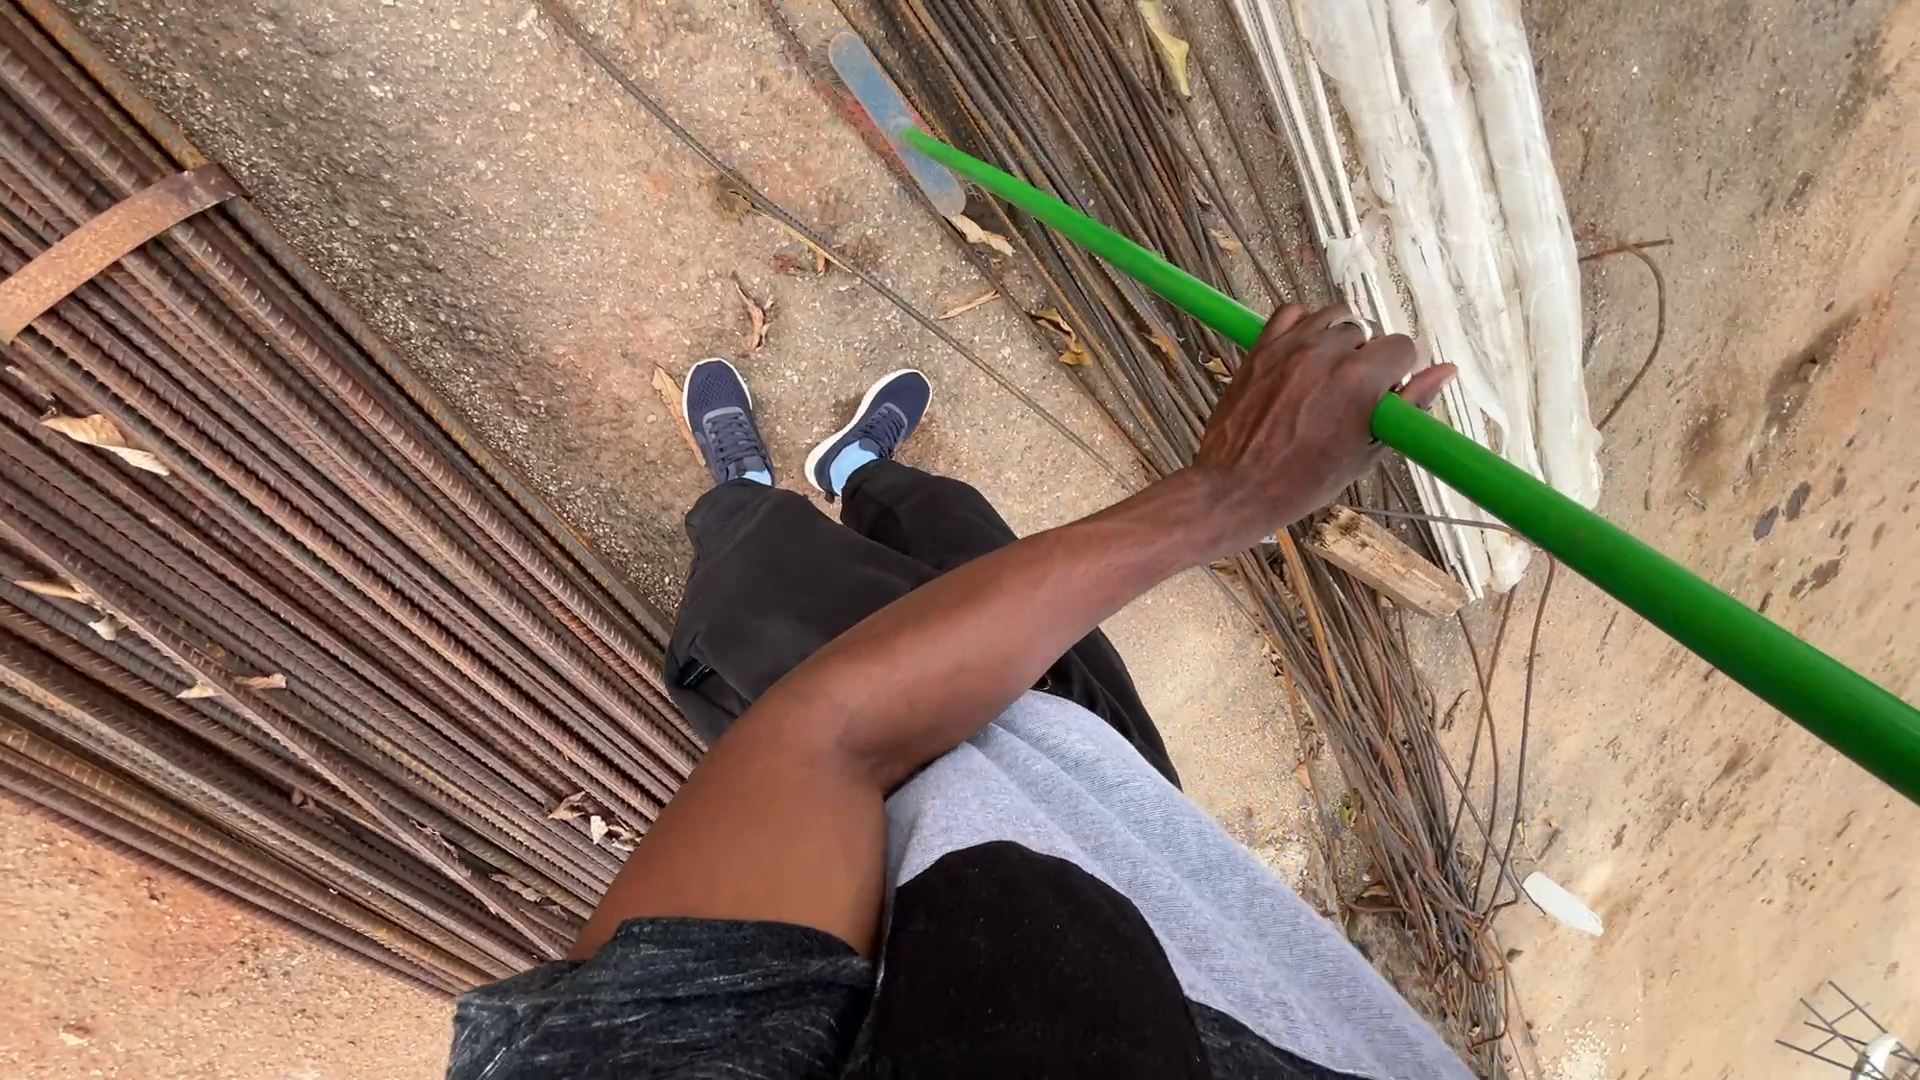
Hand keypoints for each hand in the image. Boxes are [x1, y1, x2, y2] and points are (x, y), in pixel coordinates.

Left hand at [1186, 303, 1454, 554]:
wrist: (1235, 487)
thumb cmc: (1299, 482)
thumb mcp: (1364, 454)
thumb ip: (1407, 408)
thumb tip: (1445, 372)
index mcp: (1360, 381)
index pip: (1402, 346)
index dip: (1396, 372)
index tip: (1380, 394)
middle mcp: (1326, 355)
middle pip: (1365, 332)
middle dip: (1364, 358)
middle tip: (1346, 393)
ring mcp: (1289, 349)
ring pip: (1332, 316)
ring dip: (1336, 337)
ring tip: (1325, 372)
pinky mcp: (1260, 350)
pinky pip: (1290, 313)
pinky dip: (1301, 325)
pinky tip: (1301, 352)